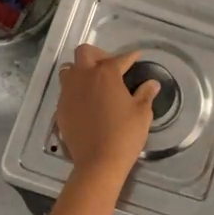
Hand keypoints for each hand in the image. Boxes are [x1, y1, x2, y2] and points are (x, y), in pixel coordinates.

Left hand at [54, 45, 156, 178]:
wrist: (98, 161)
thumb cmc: (124, 134)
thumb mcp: (142, 113)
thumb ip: (146, 94)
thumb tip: (152, 84)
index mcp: (106, 74)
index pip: (120, 58)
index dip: (131, 57)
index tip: (137, 57)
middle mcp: (83, 77)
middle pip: (85, 53)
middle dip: (99, 55)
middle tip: (111, 67)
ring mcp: (68, 92)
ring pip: (70, 70)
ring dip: (82, 71)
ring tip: (94, 83)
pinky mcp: (61, 108)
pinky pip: (66, 91)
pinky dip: (76, 91)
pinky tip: (87, 103)